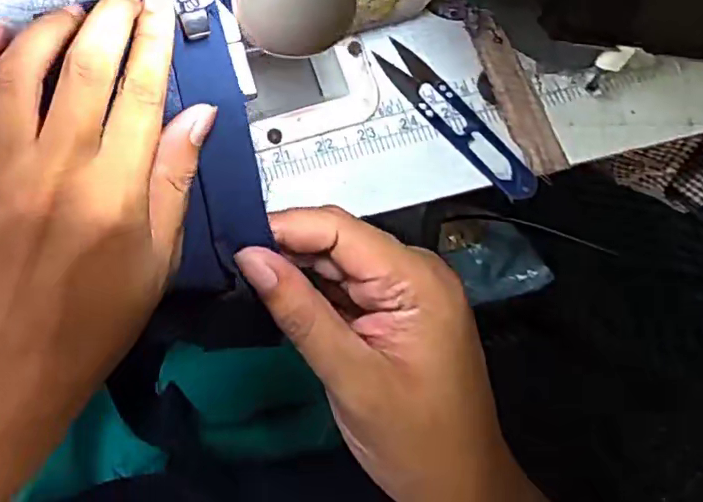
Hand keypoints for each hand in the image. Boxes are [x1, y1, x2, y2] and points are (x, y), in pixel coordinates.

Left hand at [0, 0, 215, 426]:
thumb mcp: (157, 258)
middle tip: (124, 1)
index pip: (141, 91)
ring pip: (20, 69)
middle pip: (86, 66)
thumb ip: (175, 177)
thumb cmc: (93, 318)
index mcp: (113, 193)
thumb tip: (200, 112)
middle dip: (110, 18)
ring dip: (49, 27)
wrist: (3, 366)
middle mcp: (54, 168)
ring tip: (73, 14)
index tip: (159, 7)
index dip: (154, 39)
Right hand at [235, 207, 543, 501]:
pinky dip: (311, 285)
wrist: (464, 493)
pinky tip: (285, 293)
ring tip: (254, 274)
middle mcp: (413, 269)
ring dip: (295, 265)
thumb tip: (251, 257)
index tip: (239, 240)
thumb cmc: (421, 445)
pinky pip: (342, 278)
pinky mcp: (392, 303)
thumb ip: (299, 311)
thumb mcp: (352, 379)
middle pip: (335, 237)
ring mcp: (404, 285)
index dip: (286, 227)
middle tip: (239, 260)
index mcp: (417, 279)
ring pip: (334, 255)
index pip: (338, 228)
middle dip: (286, 246)